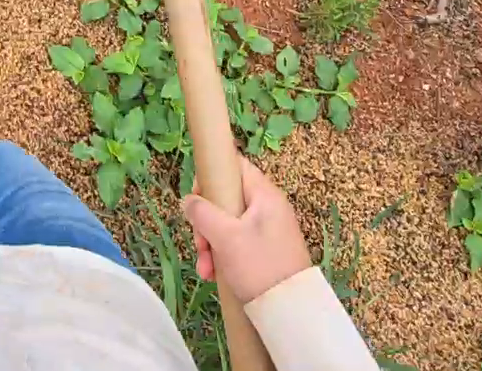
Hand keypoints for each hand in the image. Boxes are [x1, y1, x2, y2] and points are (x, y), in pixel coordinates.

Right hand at [181, 157, 311, 302]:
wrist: (293, 316)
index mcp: (264, 194)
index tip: (196, 198)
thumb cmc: (259, 267)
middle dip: (206, 222)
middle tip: (199, 244)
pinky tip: (214, 275)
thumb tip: (188, 200)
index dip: (210, 175)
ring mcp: (268, 231)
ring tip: (205, 268)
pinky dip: (222, 255)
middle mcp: (268, 208)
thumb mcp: (225, 236)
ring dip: (210, 243)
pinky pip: (237, 243)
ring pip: (228, 224)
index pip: (233, 165)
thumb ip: (201, 212)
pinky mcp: (266, 252)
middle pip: (226, 199)